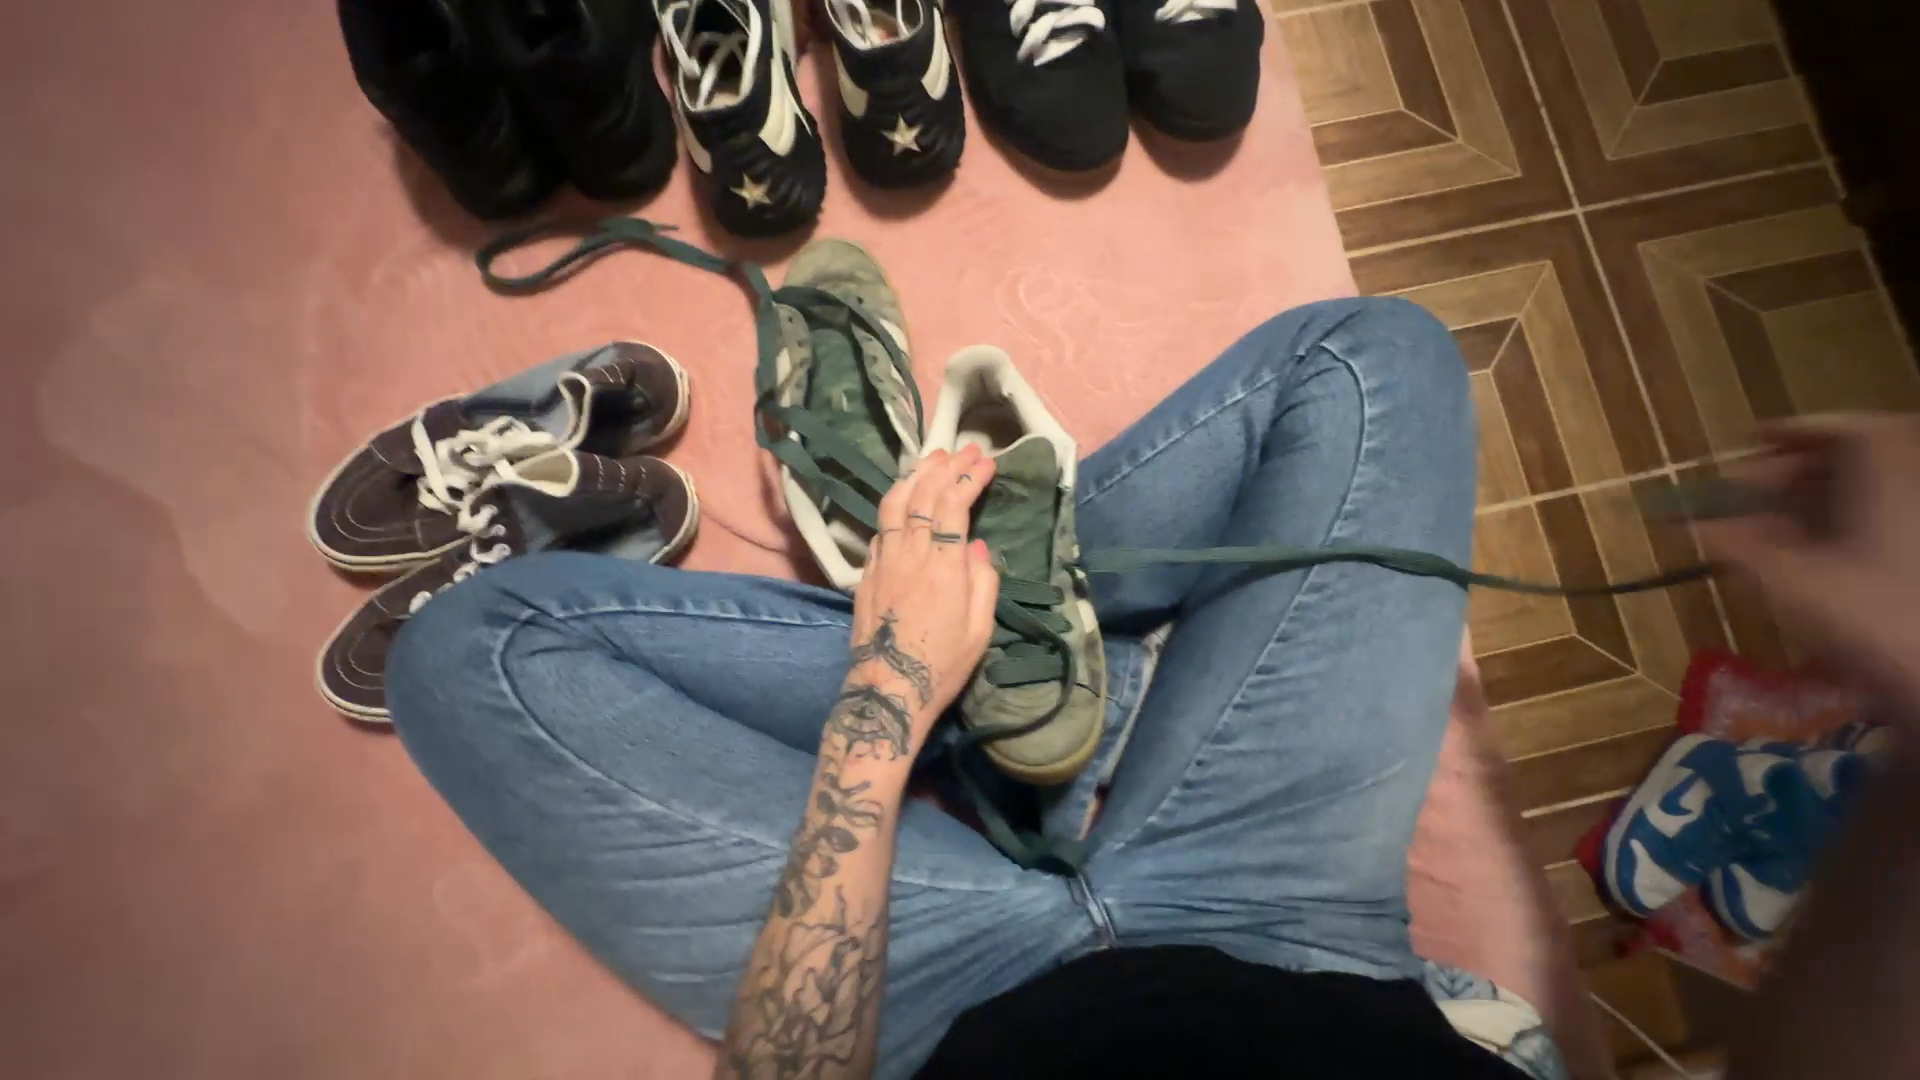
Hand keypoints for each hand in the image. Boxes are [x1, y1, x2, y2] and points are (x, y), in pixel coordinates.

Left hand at [830, 445, 999, 759]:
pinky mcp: (866, 573)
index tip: (986, 461)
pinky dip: (895, 503)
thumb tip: (977, 547)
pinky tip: (904, 498)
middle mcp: (909, 555)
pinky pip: (880, 527)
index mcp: (943, 568)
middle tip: (964, 450)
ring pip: (894, 504)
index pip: (953, 506)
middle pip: (923, 496)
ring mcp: (882, 561)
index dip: (969, 478)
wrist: (887, 691)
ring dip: (914, 476)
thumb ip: (982, 583)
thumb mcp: (979, 631)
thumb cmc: (942, 666)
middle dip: (945, 467)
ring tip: (932, 459)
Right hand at [1696, 415, 1919, 707]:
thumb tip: (1687, 522)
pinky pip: (1890, 518)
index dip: (1798, 429)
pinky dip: (1850, 522)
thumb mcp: (1791, 582)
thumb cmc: (1876, 621)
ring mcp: (1917, 525)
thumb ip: (1737, 544)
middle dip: (1802, 466)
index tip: (1750, 439)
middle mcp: (1915, 494)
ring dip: (1823, 495)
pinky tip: (1814, 547)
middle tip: (1748, 488)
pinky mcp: (1912, 556)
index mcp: (1892, 484)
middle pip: (1867, 457)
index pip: (1851, 431)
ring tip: (1772, 519)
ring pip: (1879, 489)